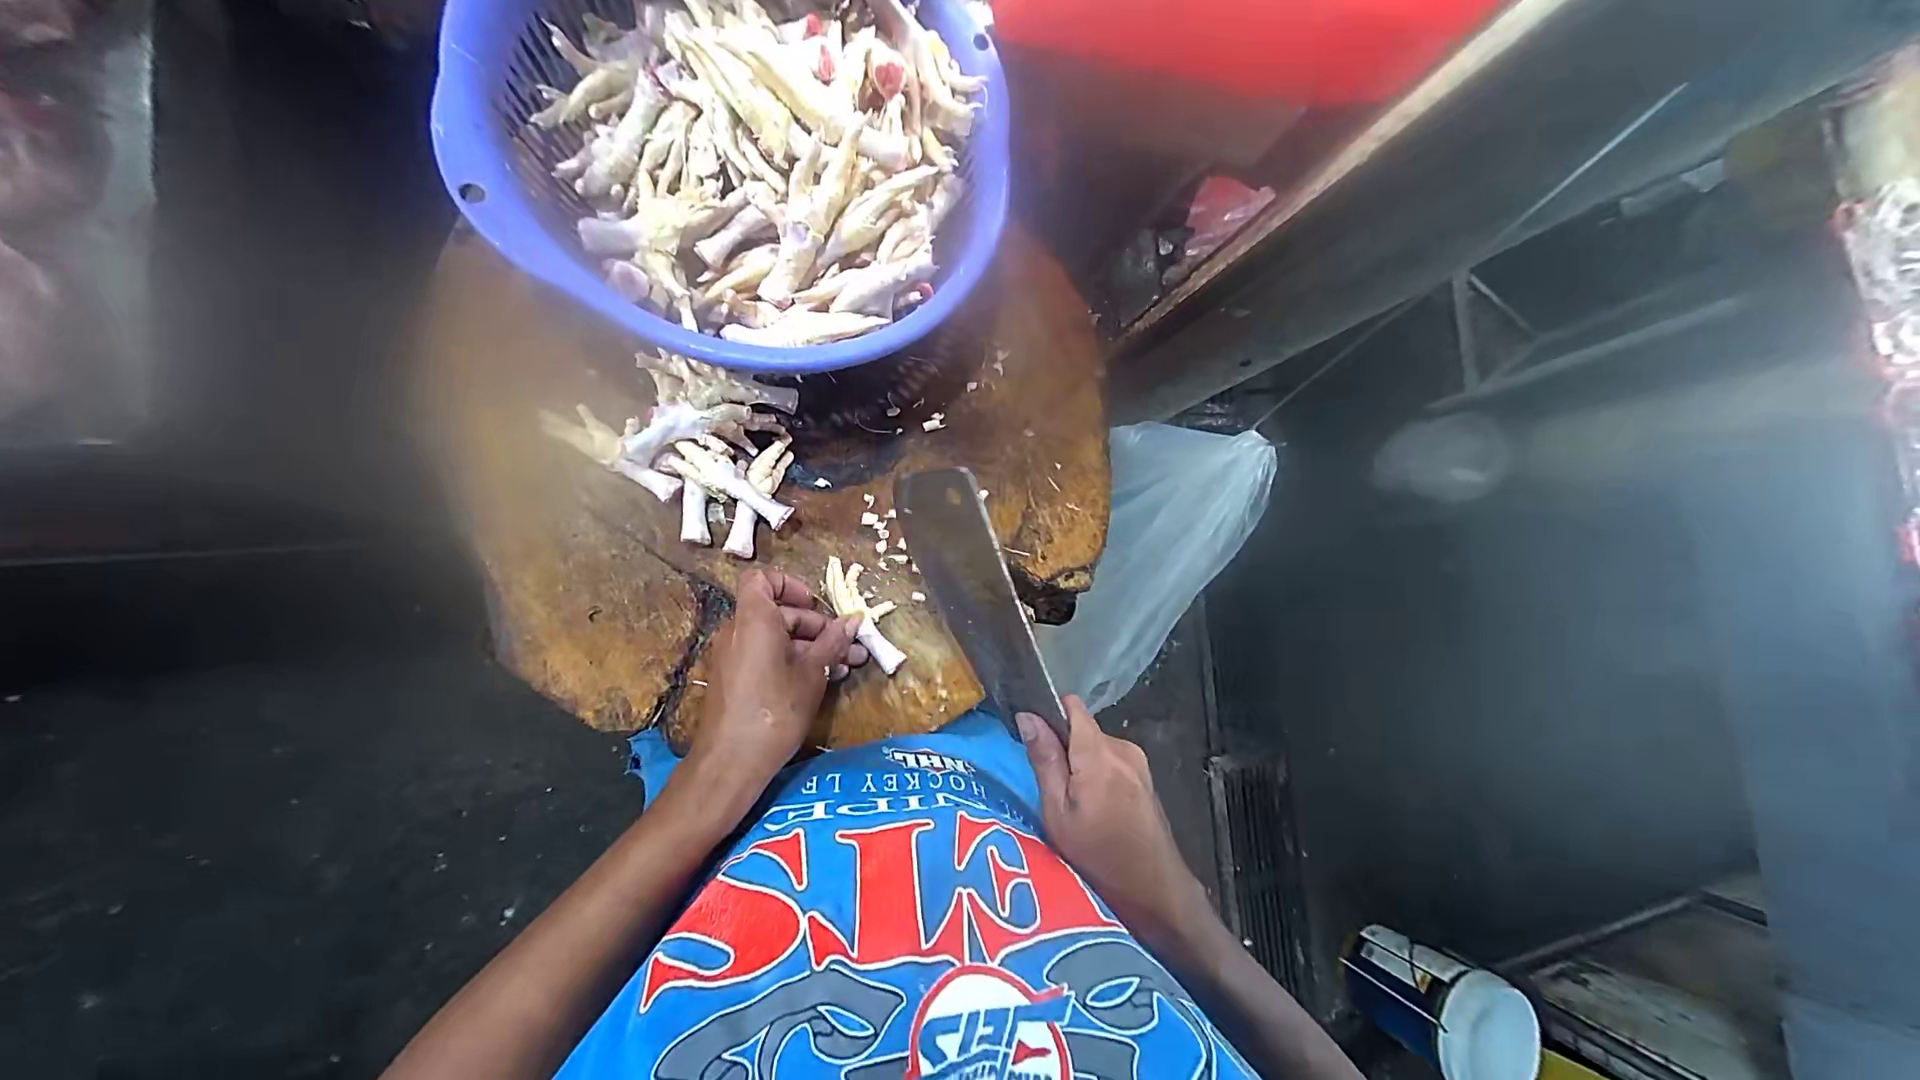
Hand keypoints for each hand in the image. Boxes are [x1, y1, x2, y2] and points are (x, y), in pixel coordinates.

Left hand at [683, 570, 864, 821]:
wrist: (731, 762)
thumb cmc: (775, 709)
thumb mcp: (813, 673)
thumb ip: (833, 642)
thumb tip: (853, 620)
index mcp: (754, 619)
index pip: (762, 579)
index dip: (790, 584)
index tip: (816, 605)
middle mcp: (737, 631)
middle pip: (777, 611)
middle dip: (815, 625)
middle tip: (848, 646)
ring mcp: (732, 655)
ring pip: (774, 637)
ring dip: (810, 646)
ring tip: (845, 667)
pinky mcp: (734, 678)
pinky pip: (764, 655)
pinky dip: (791, 660)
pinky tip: (822, 681)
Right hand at [1017, 696, 1210, 943]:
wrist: (1155, 893)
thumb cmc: (1098, 857)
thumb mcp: (1057, 812)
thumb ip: (1044, 759)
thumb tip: (1027, 716)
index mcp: (1099, 753)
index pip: (1071, 706)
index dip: (1048, 714)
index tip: (1033, 739)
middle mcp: (1123, 748)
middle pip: (1082, 728)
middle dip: (1063, 747)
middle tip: (1050, 785)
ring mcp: (1139, 763)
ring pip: (1096, 746)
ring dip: (1080, 763)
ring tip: (1072, 803)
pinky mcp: (1145, 778)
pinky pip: (1111, 761)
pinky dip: (1097, 775)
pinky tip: (1095, 809)